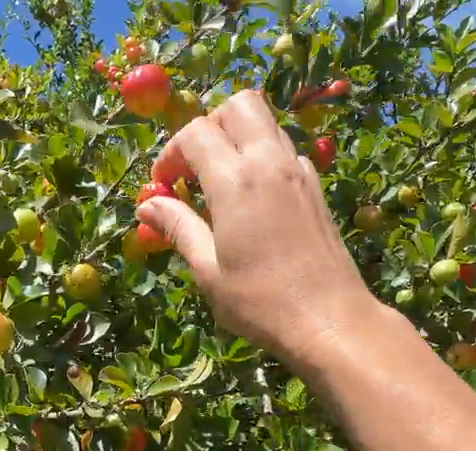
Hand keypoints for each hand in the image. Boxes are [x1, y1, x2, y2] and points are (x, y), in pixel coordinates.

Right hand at [136, 90, 375, 365]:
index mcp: (236, 181)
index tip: (163, 188)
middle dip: (208, 127)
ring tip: (219, 187)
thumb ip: (179, 228)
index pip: (196, 133)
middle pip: (237, 106)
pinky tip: (252, 202)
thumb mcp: (208, 271)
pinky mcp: (315, 187)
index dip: (171, 154)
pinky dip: (261, 160)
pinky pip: (283, 151)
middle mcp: (270, 162)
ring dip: (236, 141)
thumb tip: (147, 206)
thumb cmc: (260, 302)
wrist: (329, 319)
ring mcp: (298, 171)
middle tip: (194, 170)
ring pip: (265, 124)